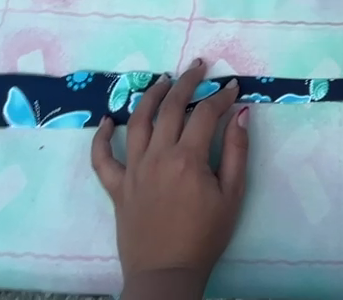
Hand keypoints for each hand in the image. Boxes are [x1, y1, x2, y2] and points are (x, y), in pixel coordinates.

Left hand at [91, 59, 248, 299]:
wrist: (166, 276)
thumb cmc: (205, 236)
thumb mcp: (233, 195)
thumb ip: (238, 151)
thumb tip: (241, 113)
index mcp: (188, 159)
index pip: (206, 113)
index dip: (221, 96)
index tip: (233, 87)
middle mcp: (157, 157)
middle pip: (171, 107)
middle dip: (188, 82)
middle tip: (199, 66)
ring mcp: (133, 171)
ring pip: (137, 122)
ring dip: (151, 96)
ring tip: (164, 80)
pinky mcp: (117, 188)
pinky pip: (102, 159)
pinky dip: (101, 137)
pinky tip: (108, 120)